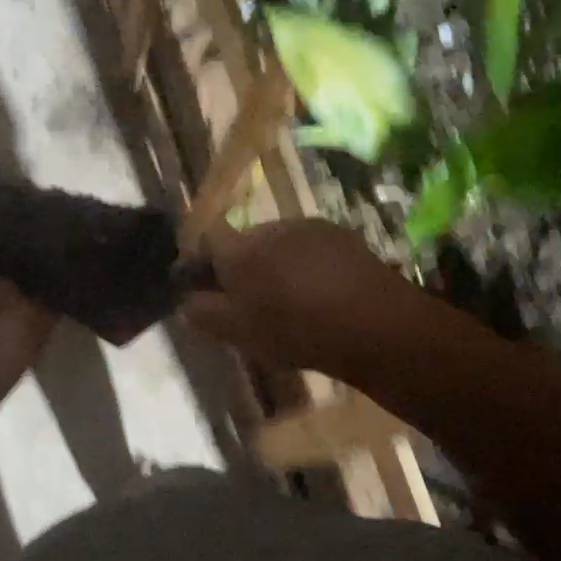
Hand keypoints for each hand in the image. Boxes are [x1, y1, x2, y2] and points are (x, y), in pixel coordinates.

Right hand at [178, 219, 432, 378]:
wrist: (375, 325)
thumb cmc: (295, 330)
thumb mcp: (238, 333)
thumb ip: (203, 314)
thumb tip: (186, 302)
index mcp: (238, 248)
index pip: (205, 242)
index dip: (201, 266)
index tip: (205, 292)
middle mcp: (270, 227)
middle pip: (244, 243)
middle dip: (241, 268)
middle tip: (249, 304)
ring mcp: (311, 228)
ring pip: (279, 245)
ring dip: (276, 267)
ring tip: (289, 303)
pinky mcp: (345, 237)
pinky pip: (312, 250)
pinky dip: (308, 269)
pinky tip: (321, 297)